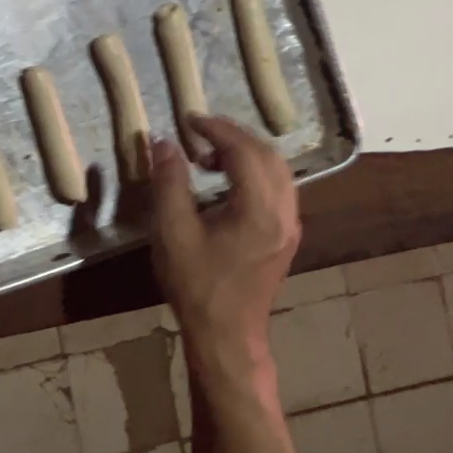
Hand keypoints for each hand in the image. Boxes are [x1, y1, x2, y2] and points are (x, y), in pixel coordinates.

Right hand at [149, 116, 299, 382]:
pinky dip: (252, 170)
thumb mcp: (172, 230)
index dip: (216, 129)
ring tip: (208, 151)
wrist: (226, 333)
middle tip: (198, 128)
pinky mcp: (284, 235)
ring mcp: (289, 226)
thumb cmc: (196, 282)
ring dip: (245, 152)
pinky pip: (277, 187)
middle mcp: (284, 213)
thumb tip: (163, 142)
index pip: (245, 152)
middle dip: (234, 135)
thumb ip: (169, 182)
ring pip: (278, 171)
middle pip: (269, 156)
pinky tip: (225, 178)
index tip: (188, 119)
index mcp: (259, 210)